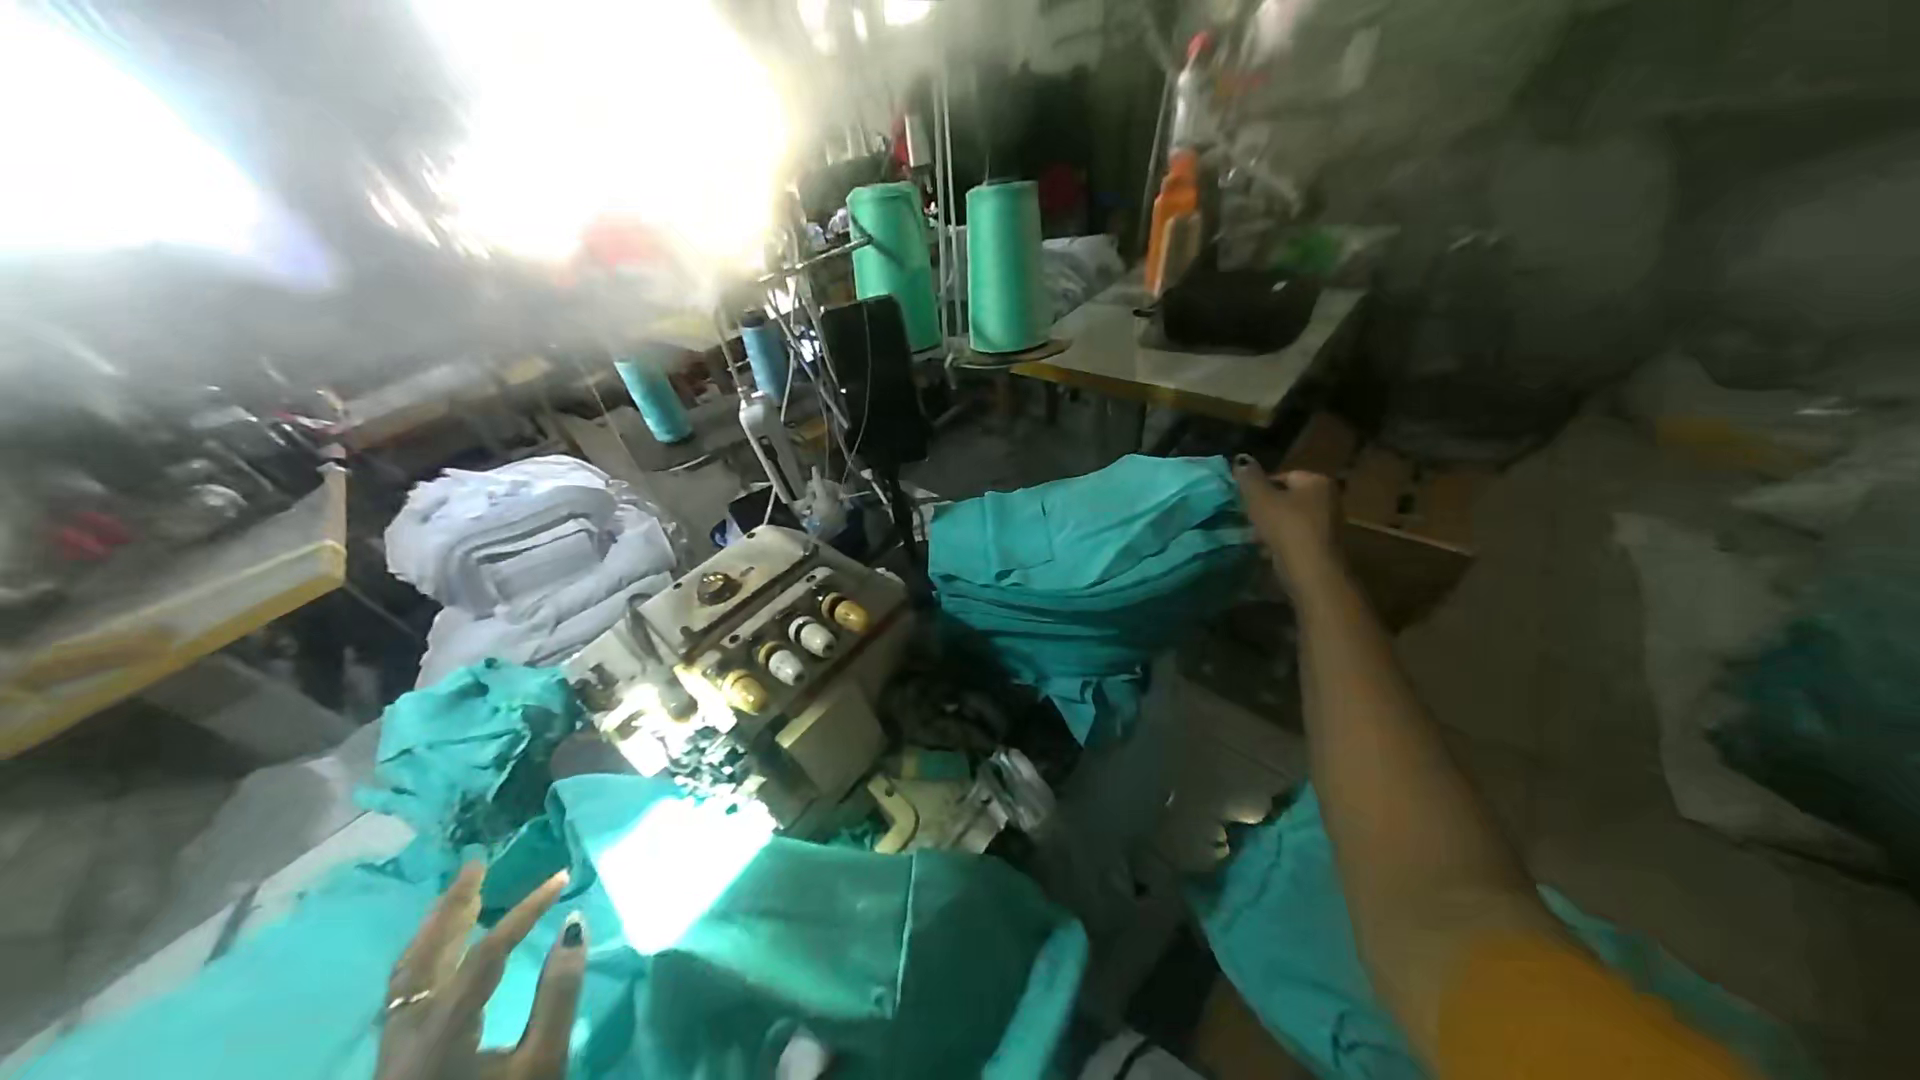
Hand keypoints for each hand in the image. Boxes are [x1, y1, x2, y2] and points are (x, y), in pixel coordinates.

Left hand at [375, 865, 584, 1079]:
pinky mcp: (394, 1056)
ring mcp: (393, 1045)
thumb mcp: (542, 1065)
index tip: (562, 879)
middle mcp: (407, 1032)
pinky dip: (426, 953)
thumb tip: (575, 927)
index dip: (525, 911)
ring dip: (436, 926)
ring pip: (408, 970)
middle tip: (478, 864)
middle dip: (454, 905)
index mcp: (443, 1032)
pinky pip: (405, 987)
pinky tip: (442, 946)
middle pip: (426, 953)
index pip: (486, 952)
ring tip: (462, 893)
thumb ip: (559, 995)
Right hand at [1232, 456, 1341, 594]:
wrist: (1311, 570)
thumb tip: (1241, 458)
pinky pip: (1296, 537)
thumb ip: (1249, 477)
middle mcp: (1329, 498)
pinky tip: (1268, 552)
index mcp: (1317, 481)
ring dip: (1271, 527)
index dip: (1259, 488)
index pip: (1282, 476)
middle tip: (1247, 519)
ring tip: (1254, 538)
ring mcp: (1329, 523)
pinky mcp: (1324, 545)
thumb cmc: (1286, 527)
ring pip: (1290, 519)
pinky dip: (1282, 542)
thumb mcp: (1260, 498)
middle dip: (1265, 508)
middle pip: (1287, 498)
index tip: (1244, 502)